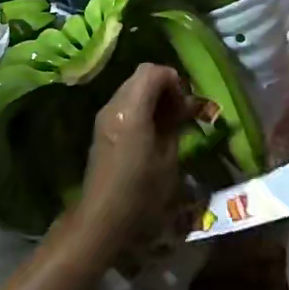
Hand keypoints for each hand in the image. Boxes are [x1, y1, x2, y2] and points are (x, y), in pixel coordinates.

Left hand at [71, 63, 189, 243]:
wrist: (102, 218)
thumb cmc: (142, 192)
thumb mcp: (168, 158)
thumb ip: (174, 124)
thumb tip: (182, 105)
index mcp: (131, 110)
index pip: (152, 71)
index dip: (173, 80)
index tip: (186, 103)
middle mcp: (113, 106)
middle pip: (140, 76)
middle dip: (163, 86)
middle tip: (181, 111)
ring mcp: (104, 117)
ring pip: (131, 89)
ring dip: (152, 97)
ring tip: (169, 122)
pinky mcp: (101, 129)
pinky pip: (124, 105)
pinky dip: (140, 108)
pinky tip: (152, 132)